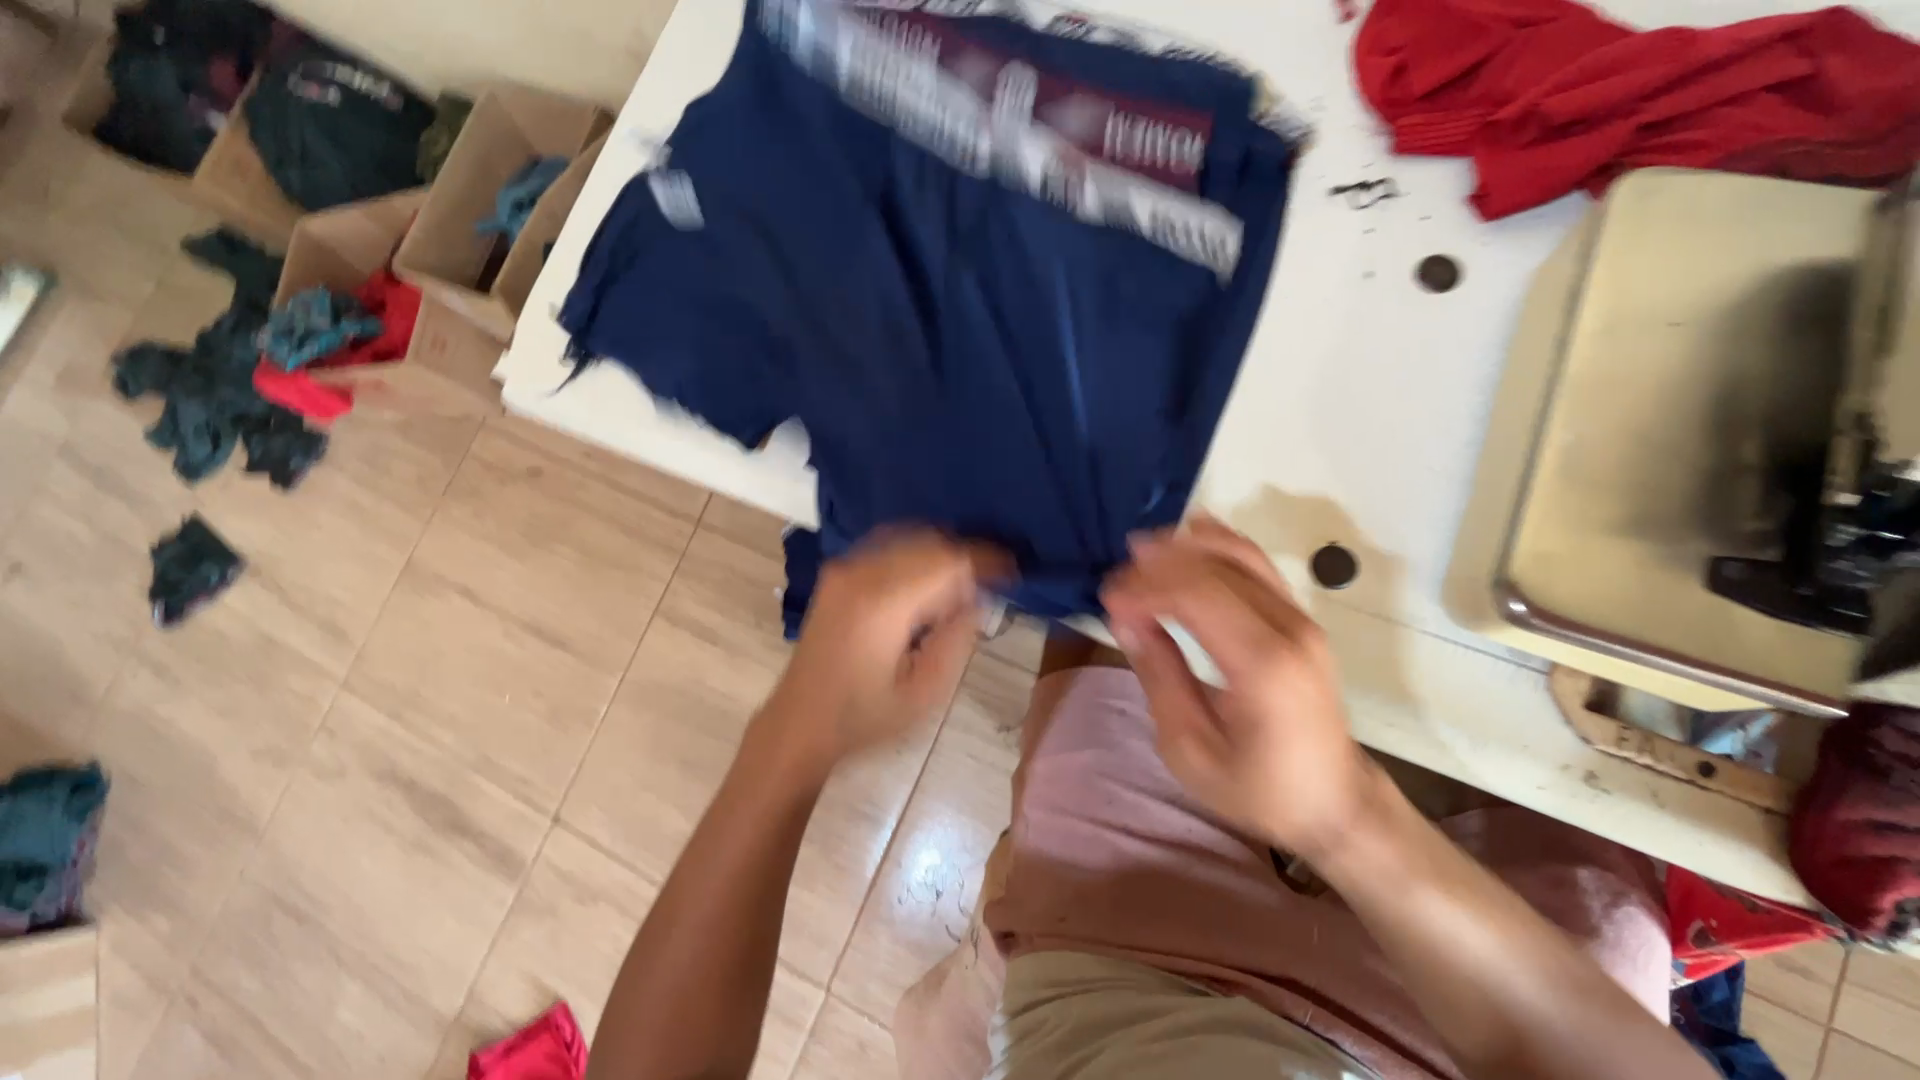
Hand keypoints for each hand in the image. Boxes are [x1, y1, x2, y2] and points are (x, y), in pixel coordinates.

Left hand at [763, 529, 1010, 771]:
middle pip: (930, 543)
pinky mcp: (837, 575)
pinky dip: (916, 555)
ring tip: (961, 588)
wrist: (799, 723)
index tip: (1013, 571)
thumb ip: (957, 640)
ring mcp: (844, 570)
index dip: (985, 561)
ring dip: (941, 555)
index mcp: (884, 603)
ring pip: (909, 540)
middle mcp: (862, 573)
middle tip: (990, 586)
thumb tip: (976, 600)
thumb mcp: (925, 693)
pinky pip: (888, 547)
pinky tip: (927, 584)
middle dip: (965, 559)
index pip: (948, 560)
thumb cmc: (864, 718)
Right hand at [1101, 516, 1377, 859]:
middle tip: (1115, 579)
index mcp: (1262, 664)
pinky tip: (1192, 537)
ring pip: (1241, 556)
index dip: (1146, 588)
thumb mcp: (1190, 748)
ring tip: (1142, 548)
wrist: (1334, 803)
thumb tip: (1126, 620)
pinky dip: (1221, 547)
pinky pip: (1260, 567)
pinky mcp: (1302, 621)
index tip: (1107, 601)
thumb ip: (1159, 675)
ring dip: (1188, 546)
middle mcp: (1289, 629)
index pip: (1196, 595)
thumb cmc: (1257, 788)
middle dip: (1158, 564)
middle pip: (1216, 568)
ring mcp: (1302, 620)